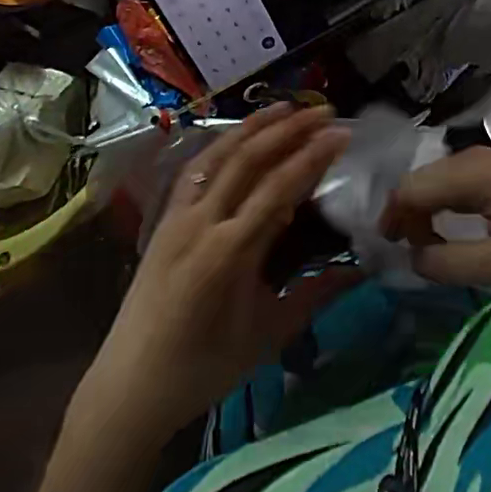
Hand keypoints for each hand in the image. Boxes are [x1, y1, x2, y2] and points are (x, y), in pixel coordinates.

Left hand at [67, 104, 355, 447]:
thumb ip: (313, 295)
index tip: (341, 134)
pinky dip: (221, 146)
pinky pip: (195, 170)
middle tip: (324, 112)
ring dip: (253, 127)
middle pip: (248, 159)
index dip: (312, 156)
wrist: (131, 384)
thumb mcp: (267, 336)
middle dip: (288, 130)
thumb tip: (359, 270)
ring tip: (285, 107)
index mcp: (229, 252)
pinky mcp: (163, 218)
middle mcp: (200, 221)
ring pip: (218, 155)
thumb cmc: (203, 368)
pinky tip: (238, 139)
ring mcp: (177, 215)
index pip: (278, 187)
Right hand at [389, 147, 490, 292]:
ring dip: (421, 217)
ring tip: (425, 252)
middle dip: (403, 218)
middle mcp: (472, 158)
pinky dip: (440, 212)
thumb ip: (455, 262)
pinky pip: (452, 189)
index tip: (386, 256)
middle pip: (416, 183)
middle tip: (406, 259)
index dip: (390, 221)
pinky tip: (448, 236)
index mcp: (472, 172)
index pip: (408, 189)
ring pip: (433, 186)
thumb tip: (411, 260)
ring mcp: (486, 163)